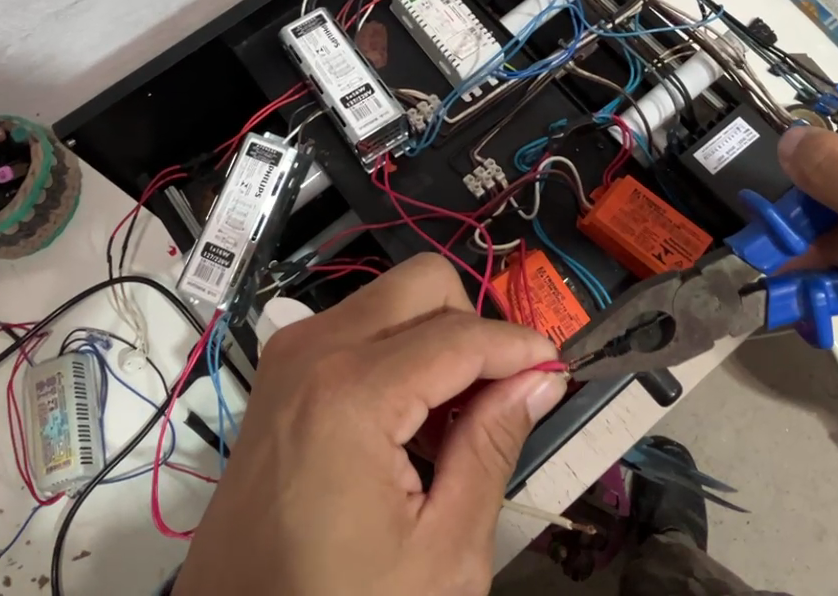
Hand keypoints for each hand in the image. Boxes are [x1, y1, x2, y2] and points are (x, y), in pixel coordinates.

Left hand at [174, 254, 566, 595]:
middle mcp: (314, 349)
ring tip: (454, 419)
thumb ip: (492, 448)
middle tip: (499, 394)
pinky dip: (397, 350)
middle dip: (473, 325)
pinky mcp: (279, 373)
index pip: (460, 335)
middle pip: (421, 284)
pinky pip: (356, 326)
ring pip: (388, 298)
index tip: (557, 370)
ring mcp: (289, 355)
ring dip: (435, 337)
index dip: (519, 347)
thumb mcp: (441, 553)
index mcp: (352, 391)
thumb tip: (539, 379)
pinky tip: (409, 419)